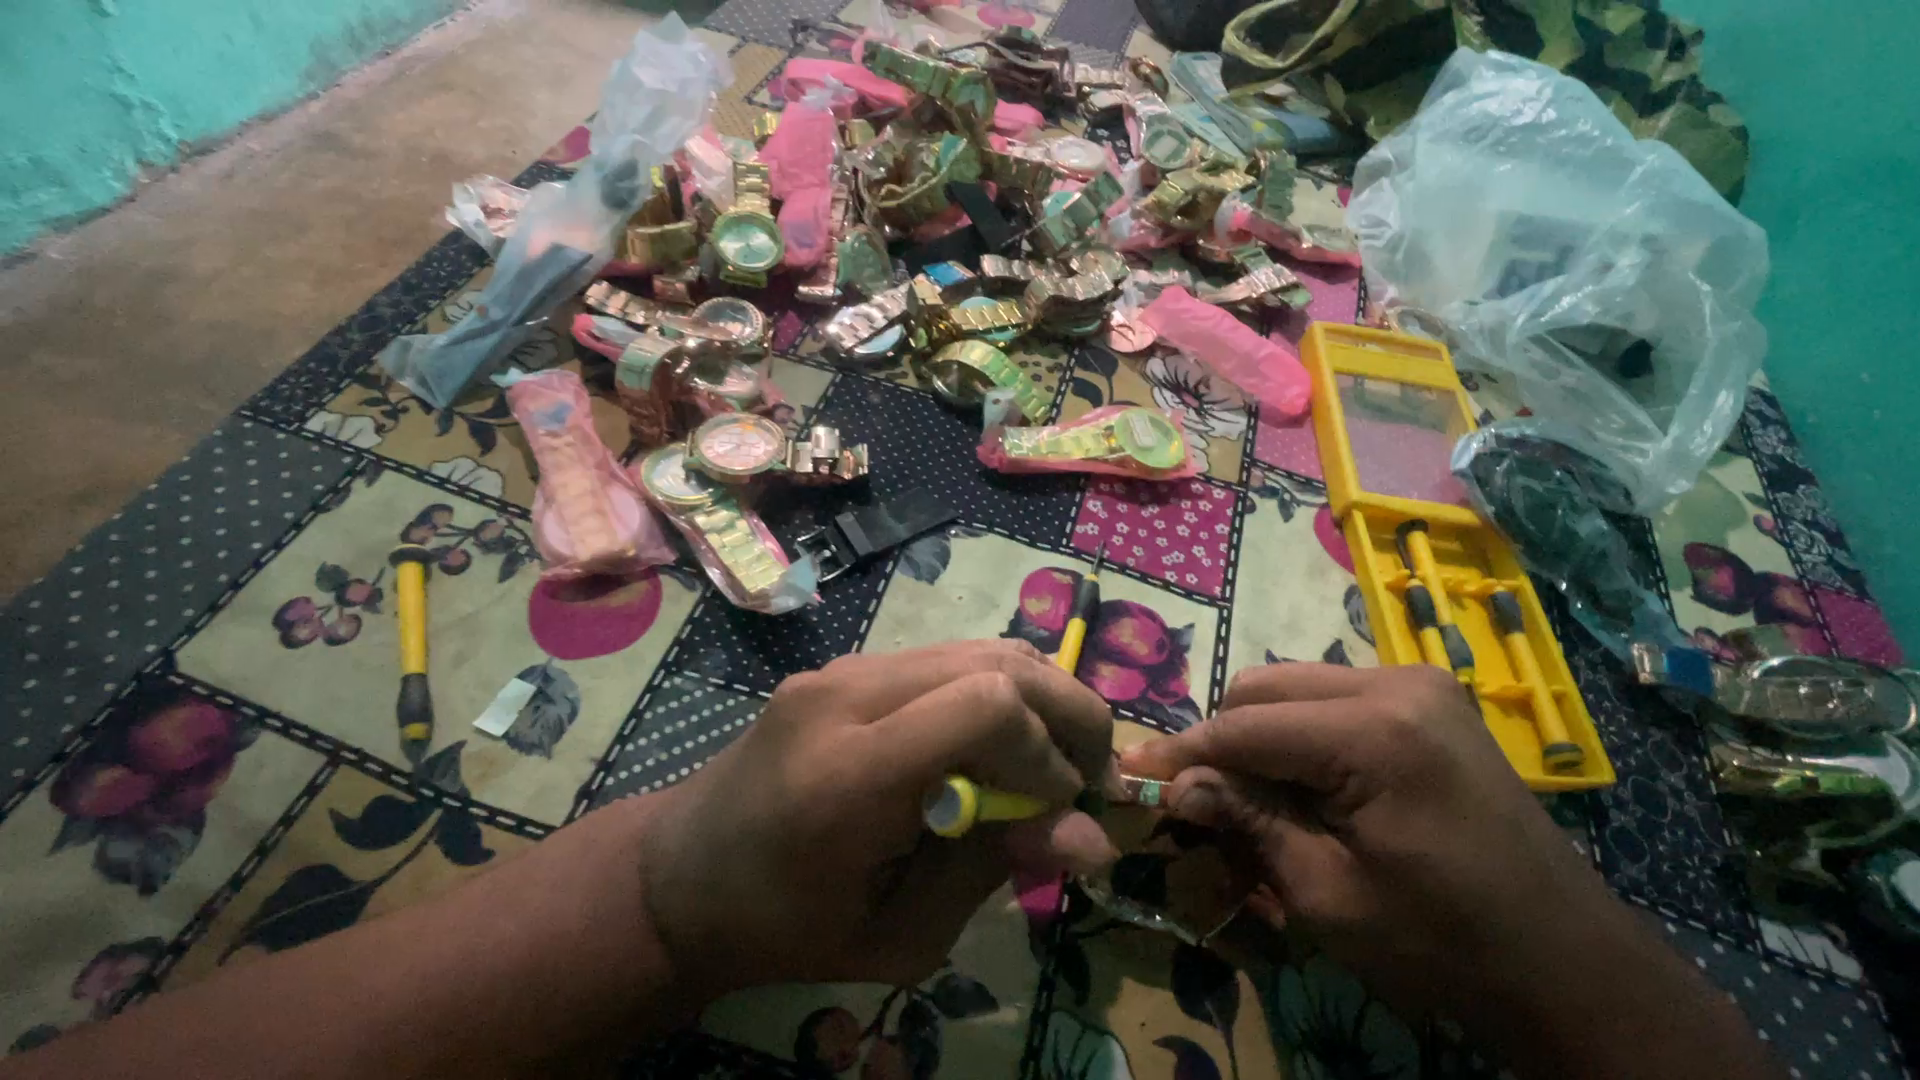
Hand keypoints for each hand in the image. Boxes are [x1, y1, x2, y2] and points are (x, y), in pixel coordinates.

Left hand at [633, 640, 1116, 997]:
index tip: (1059, 811)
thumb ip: (993, 867)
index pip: (986, 707)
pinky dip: (997, 692)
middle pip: (997, 661)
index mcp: (849, 774)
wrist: (682, 870)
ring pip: (980, 648)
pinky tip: (1001, 744)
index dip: (1048, 752)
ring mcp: (841, 668)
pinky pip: (946, 659)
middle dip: (1067, 713)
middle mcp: (846, 695)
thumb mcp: (900, 935)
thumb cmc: (787, 927)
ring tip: (1055, 761)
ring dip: (1038, 698)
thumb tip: (1092, 835)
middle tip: (1088, 778)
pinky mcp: (845, 664)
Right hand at [1119, 663, 1612, 1014]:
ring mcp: (1418, 684)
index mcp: (1376, 732)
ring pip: (1293, 685)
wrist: (1566, 959)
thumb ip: (1248, 823)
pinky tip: (1300, 783)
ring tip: (1248, 796)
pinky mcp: (1428, 698)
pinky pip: (1331, 696)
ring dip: (1258, 734)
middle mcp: (1395, 683)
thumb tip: (1176, 787)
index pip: (1244, 726)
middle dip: (1221, 740)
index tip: (1130, 772)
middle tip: (1197, 797)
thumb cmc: (1444, 942)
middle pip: (1263, 689)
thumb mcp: (1328, 893)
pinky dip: (1298, 732)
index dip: (1182, 752)